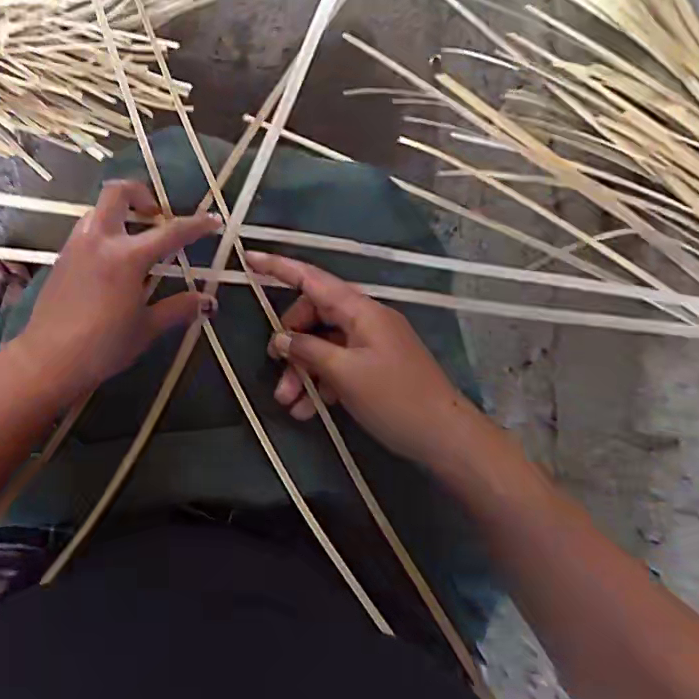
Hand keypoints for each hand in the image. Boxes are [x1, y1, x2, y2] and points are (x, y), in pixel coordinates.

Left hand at [5, 181, 220, 404]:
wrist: (48, 359)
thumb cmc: (102, 347)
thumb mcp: (145, 329)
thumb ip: (177, 308)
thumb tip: (207, 301)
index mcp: (127, 257)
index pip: (170, 232)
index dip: (196, 225)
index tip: (213, 220)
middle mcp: (100, 240)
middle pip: (118, 193)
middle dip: (141, 194)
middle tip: (156, 215)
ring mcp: (77, 245)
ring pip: (98, 209)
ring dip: (119, 212)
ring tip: (134, 238)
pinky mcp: (61, 257)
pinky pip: (85, 229)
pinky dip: (103, 230)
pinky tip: (110, 259)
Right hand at [246, 251, 470, 463]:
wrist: (448, 440)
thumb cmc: (396, 399)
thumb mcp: (345, 375)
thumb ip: (308, 351)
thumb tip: (281, 340)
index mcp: (361, 311)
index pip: (312, 279)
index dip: (279, 267)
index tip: (250, 258)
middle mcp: (365, 320)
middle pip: (313, 317)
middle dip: (290, 343)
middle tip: (275, 370)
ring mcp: (370, 344)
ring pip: (322, 346)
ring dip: (302, 371)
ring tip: (288, 403)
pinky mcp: (374, 368)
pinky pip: (337, 365)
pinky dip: (320, 383)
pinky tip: (307, 411)